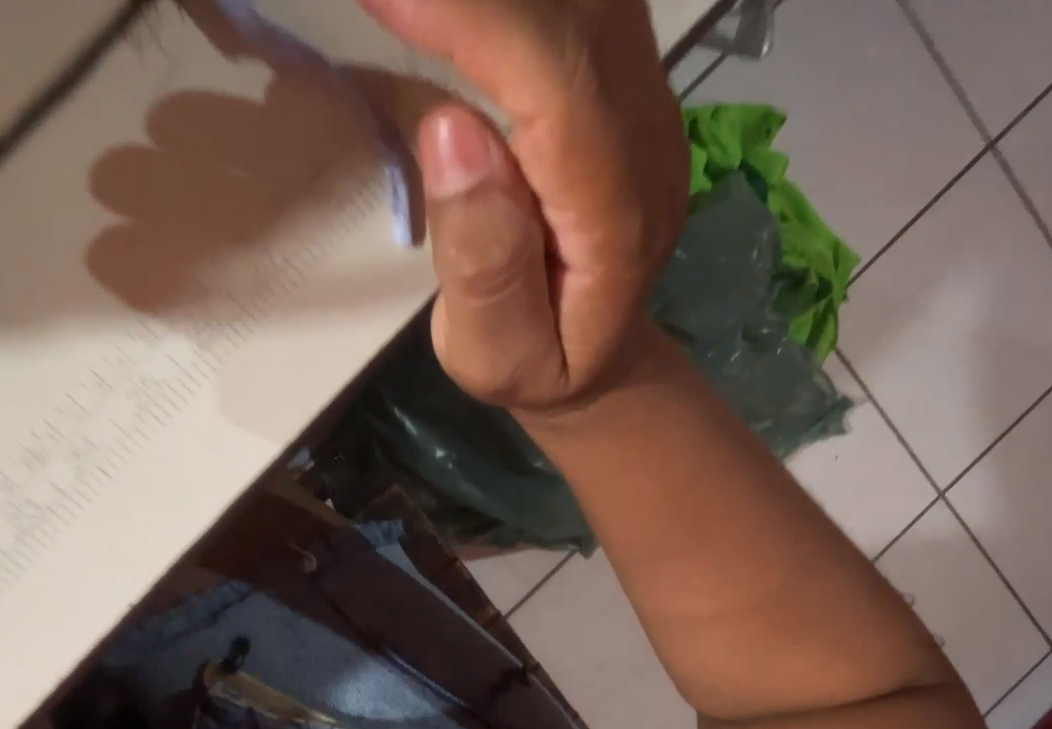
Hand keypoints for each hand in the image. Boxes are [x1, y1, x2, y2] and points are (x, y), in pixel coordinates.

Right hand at [360, 0, 688, 414]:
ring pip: (582, 1)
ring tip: (405, 0)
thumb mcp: (497, 356)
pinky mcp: (625, 84)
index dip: (477, 26)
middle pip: (575, 19)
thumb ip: (483, 265)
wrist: (600, 358)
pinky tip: (450, 5)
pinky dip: (509, 2)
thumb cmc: (540, 369)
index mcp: (616, 218)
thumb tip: (452, 128)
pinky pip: (575, 6)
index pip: (558, 89)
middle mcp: (647, 143)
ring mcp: (645, 105)